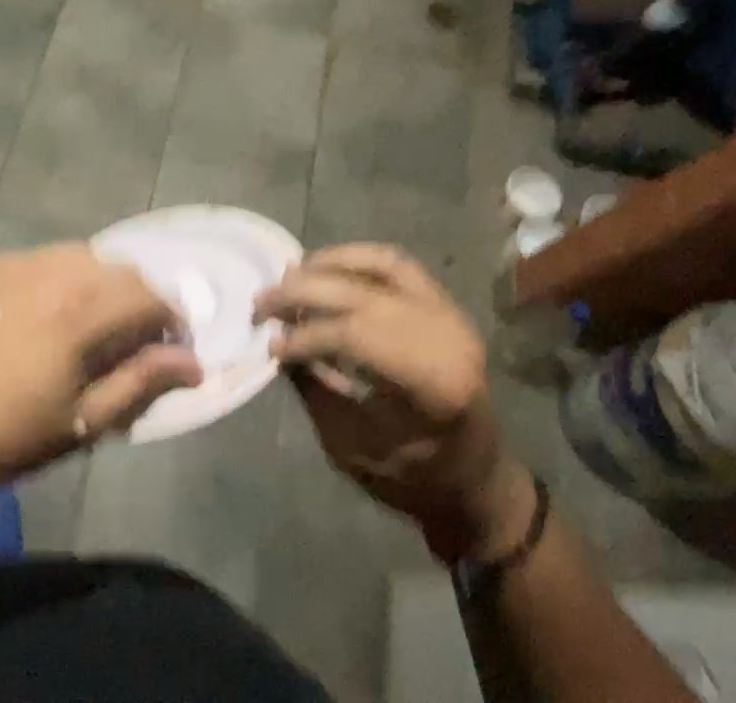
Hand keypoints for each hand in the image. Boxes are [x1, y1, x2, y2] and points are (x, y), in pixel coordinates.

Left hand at [0, 244, 202, 493]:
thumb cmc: (6, 434)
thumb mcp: (82, 421)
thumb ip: (141, 383)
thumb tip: (193, 364)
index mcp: (81, 312)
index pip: (150, 295)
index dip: (172, 320)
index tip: (170, 350)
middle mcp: (52, 273)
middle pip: (119, 269)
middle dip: (140, 299)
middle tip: (134, 341)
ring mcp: (15, 264)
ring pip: (81, 256)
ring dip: (101, 284)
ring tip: (91, 325)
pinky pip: (41, 260)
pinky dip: (61, 278)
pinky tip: (46, 314)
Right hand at [256, 244, 531, 561]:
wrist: (474, 474)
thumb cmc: (412, 475)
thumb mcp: (351, 444)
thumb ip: (316, 387)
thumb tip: (277, 341)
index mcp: (434, 383)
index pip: (356, 335)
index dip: (305, 335)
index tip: (270, 346)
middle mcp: (447, 337)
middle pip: (362, 293)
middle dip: (303, 292)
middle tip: (260, 303)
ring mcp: (450, 314)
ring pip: (380, 265)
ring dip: (326, 265)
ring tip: (287, 279)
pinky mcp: (443, 304)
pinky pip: (394, 264)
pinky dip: (352, 259)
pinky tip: (320, 270)